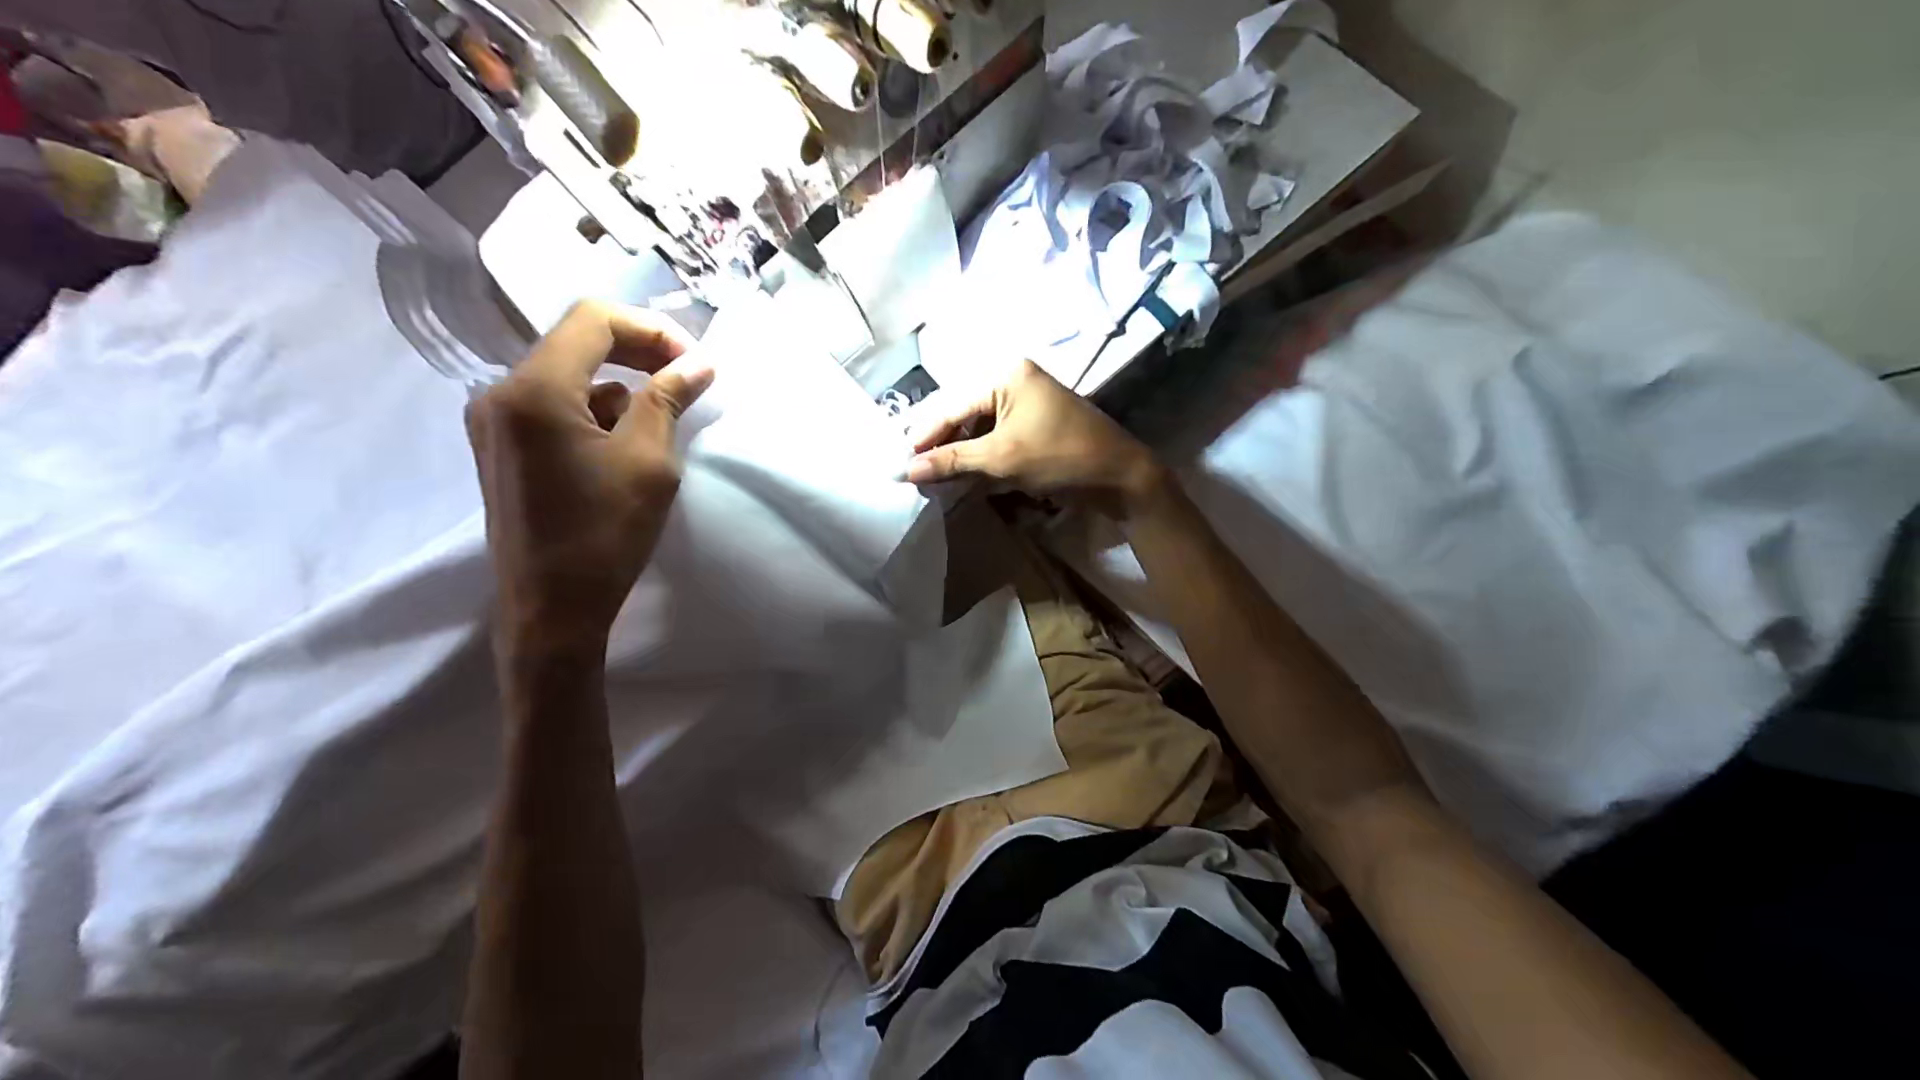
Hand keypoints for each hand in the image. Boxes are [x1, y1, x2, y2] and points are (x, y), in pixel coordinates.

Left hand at [466, 301, 712, 654]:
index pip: (593, 320)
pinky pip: (553, 405)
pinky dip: (594, 410)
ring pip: (568, 374)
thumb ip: (668, 400)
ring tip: (661, 419)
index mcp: (533, 390)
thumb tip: (698, 362)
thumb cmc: (604, 536)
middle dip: (638, 352)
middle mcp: (500, 393)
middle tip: (687, 378)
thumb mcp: (648, 463)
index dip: (651, 329)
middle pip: (576, 342)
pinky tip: (623, 444)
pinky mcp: (501, 447)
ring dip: (619, 384)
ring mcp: (494, 421)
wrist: (551, 610)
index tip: (693, 362)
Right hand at [904, 361, 1165, 514]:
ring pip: (977, 427)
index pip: (952, 405)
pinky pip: (995, 437)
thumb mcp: (1002, 459)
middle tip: (910, 468)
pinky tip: (960, 474)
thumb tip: (905, 471)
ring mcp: (1025, 403)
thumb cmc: (1061, 457)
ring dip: (957, 453)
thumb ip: (952, 461)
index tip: (899, 462)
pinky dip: (978, 456)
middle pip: (962, 413)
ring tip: (930, 475)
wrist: (1120, 477)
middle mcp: (1013, 380)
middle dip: (938, 443)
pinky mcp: (1033, 425)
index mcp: (1006, 375)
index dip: (924, 435)